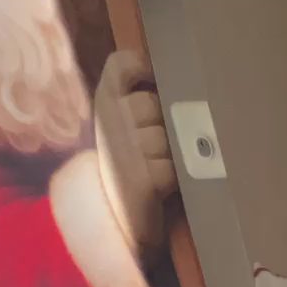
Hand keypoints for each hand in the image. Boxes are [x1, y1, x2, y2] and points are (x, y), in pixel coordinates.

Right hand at [94, 49, 175, 252]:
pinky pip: (175, 166)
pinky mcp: (144, 180)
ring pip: (168, 137)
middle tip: (163, 148)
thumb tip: (182, 90)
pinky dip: (180, 177)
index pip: (122, 65)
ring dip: (176, 154)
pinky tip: (171, 185)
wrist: (118, 221)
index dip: (144, 66)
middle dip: (168, 125)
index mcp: (105, 103)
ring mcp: (125, 151)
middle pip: (155, 104)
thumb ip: (143, 106)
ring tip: (165, 169)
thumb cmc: (130, 171)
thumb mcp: (127, 131)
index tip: (160, 79)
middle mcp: (110, 122)